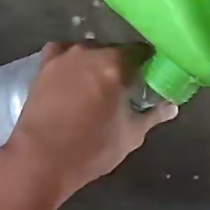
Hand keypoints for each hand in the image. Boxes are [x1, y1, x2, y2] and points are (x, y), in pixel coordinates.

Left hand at [0, 43, 177, 204]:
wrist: (39, 159)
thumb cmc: (89, 150)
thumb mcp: (130, 136)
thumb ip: (152, 116)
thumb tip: (170, 106)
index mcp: (115, 65)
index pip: (142, 52)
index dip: (149, 66)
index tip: (150, 80)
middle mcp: (89, 52)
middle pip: (114, 51)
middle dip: (122, 67)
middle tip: (123, 89)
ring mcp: (63, 56)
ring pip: (88, 52)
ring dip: (95, 65)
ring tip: (95, 88)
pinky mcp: (42, 66)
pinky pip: (63, 54)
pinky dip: (70, 63)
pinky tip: (72, 79)